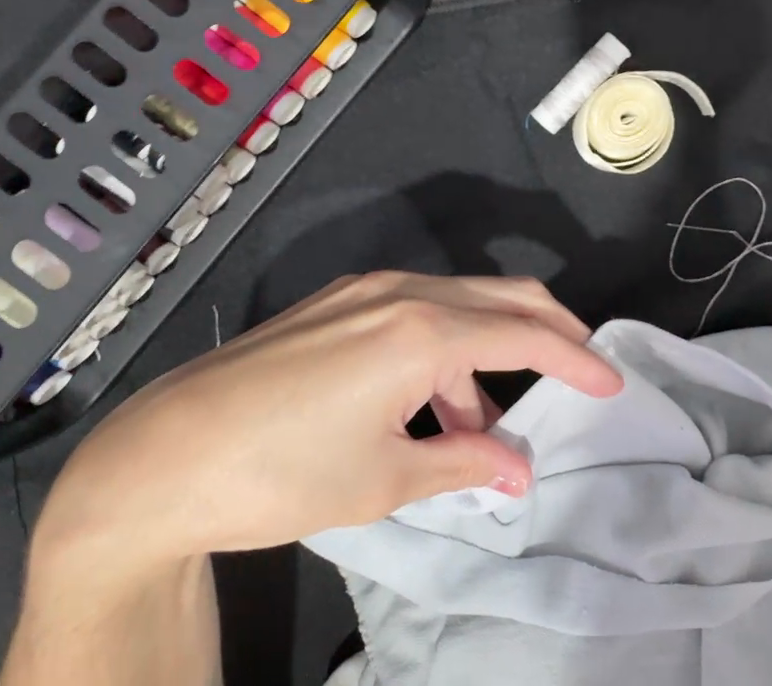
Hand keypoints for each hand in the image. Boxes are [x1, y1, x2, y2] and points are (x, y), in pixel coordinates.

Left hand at [34, 273, 622, 568]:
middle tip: (583, 367)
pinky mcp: (335, 304)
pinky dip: (447, 345)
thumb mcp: (385, 479)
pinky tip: (432, 399)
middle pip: (505, 296)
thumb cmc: (282, 474)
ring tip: (488, 419)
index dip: (577, 359)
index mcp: (425, 331)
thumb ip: (465, 464)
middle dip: (552, 329)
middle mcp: (403, 292)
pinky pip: (417, 310)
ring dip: (491, 347)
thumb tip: (518, 471)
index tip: (612, 383)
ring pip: (460, 302)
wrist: (159, 458)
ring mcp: (364, 291)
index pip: (527, 335)